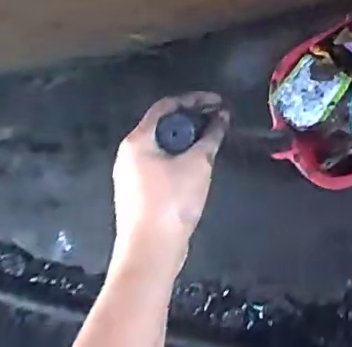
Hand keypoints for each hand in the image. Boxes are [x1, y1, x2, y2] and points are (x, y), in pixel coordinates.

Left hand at [109, 92, 227, 275]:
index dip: (195, 99)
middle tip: (219, 120)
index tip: (218, 102)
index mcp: (137, 141)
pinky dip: (181, 155)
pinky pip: (161, 161)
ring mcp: (131, 175)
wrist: (150, 253)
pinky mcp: (138, 191)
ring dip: (190, 138)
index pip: (166, 105)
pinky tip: (200, 161)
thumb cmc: (171, 200)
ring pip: (164, 144)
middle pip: (164, 124)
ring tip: (214, 138)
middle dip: (194, 118)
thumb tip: (222, 116)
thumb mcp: (199, 162)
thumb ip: (212, 134)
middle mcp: (129, 154)